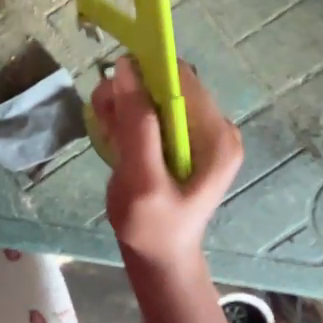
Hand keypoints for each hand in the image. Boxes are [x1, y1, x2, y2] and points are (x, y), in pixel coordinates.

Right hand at [92, 58, 244, 270]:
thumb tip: (125, 66)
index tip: (114, 90)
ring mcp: (193, 129)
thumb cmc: (153, 226)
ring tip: (108, 131)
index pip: (181, 78)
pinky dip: (123, 112)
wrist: (157, 256)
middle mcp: (210, 125)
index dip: (146, 72)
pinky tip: (114, 136)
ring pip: (148, 89)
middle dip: (128, 91)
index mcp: (216, 135)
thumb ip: (138, 125)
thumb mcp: (144, 179)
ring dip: (120, 101)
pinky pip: (145, 104)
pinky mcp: (175, 134)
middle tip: (106, 117)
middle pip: (163, 80)